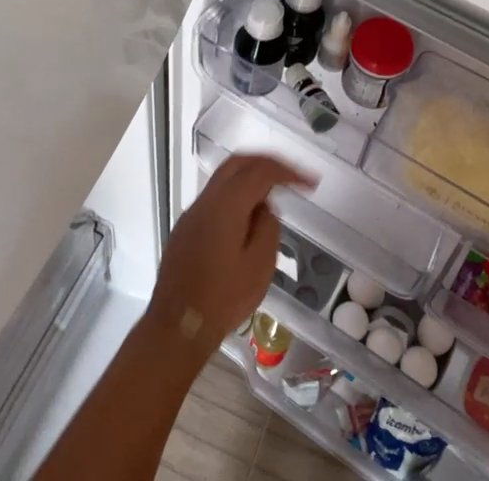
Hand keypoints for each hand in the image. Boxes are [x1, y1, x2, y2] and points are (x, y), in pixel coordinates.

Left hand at [148, 154, 315, 357]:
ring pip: (222, 180)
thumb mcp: (260, 265)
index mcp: (225, 206)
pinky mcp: (185, 229)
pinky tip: (248, 221)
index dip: (288, 171)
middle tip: (291, 177)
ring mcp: (191, 214)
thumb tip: (264, 208)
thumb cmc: (223, 298)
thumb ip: (268, 227)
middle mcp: (205, 201)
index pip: (260, 171)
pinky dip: (235, 197)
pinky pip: (214, 200)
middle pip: (237, 163)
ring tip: (273, 201)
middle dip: (267, 163)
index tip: (309, 183)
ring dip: (249, 180)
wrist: (178, 325)